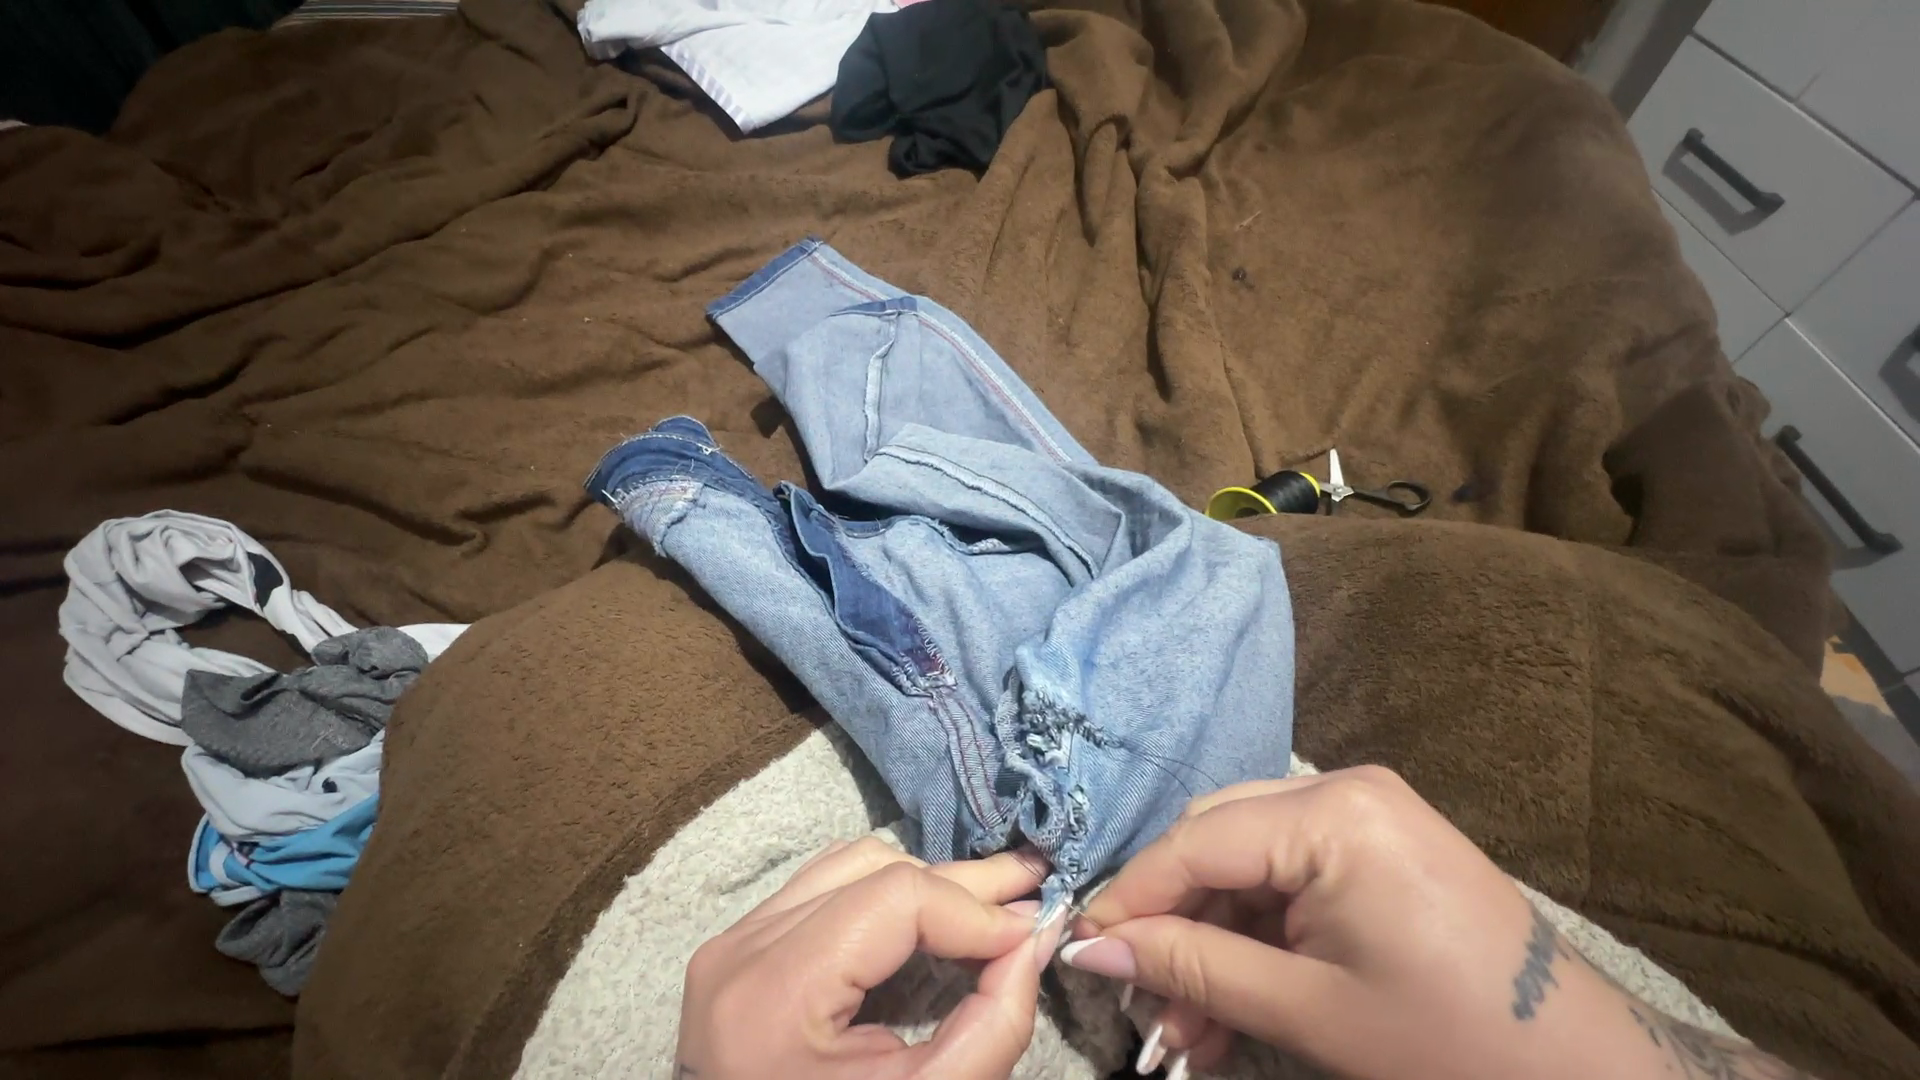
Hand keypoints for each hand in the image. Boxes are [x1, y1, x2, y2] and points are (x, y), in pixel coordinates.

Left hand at [676, 837, 1056, 1079]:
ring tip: (986, 902)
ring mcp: (737, 935)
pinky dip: (886, 888)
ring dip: (927, 881)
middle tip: (1034, 879)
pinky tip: (925, 910)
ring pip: (854, 862)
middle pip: (877, 870)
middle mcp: (745, 945)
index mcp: (775, 993)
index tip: (1030, 933)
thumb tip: (1034, 939)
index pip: (897, 899)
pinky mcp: (742, 938)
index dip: (974, 910)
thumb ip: (990, 1028)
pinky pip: (827, 880)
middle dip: (966, 883)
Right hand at [1060, 767, 1801, 1079]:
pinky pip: (1284, 875)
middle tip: (1142, 992)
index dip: (1134, 895)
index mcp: (1332, 813)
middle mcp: (1339, 788)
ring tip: (1184, 1023)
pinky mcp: (1369, 840)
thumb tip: (1091, 948)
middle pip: (1216, 840)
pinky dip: (1252, 933)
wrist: (1600, 1079)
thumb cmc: (1455, 1046)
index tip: (1084, 945)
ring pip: (1243, 862)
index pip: (1198, 842)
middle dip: (1172, 920)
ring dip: (1209, 937)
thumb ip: (1193, 969)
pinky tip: (1229, 997)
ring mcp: (1358, 810)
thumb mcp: (1309, 1010)